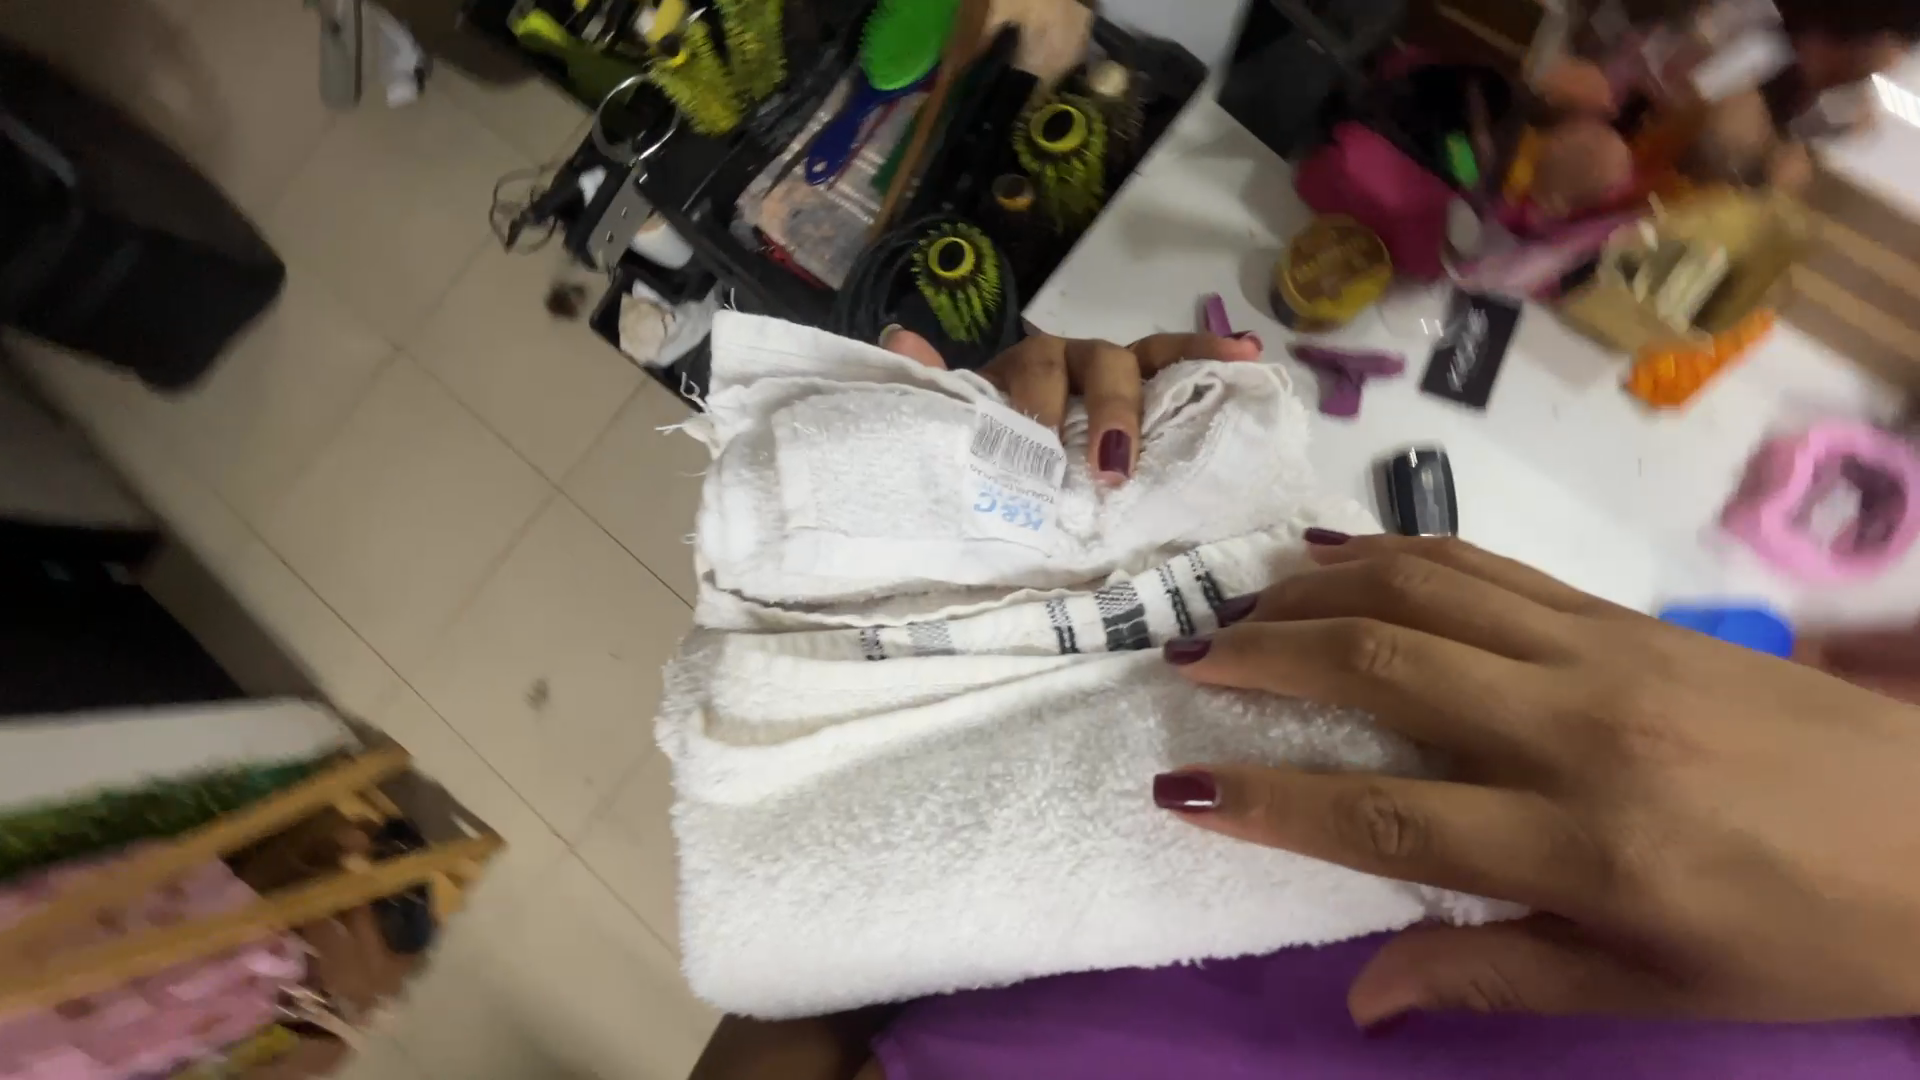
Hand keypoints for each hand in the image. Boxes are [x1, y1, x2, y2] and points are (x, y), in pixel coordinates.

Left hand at [882, 326, 1262, 484]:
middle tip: (1106, 468)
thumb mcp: (957, 416)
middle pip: (1092, 366)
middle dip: (1104, 413)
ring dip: (1176, 374)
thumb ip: (936, 385)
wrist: (1000, 440)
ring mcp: (1107, 370)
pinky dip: (1206, 356)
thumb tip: (898, 338)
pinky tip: (1247, 358)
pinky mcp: (1142, 386)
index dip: (1038, 410)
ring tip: (1218, 383)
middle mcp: (1067, 360)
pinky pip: (1174, 364)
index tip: (1037, 453)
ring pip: (1140, 362)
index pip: (1032, 375)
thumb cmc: (986, 433)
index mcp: (1018, 370)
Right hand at [1154, 533, 1919, 1026]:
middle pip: (1379, 668)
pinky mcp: (1605, 607)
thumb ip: (1488, 978)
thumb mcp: (1654, 992)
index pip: (1386, 817)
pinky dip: (1379, 551)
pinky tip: (1320, 554)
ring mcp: (1590, 648)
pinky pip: (1468, 562)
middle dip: (1262, 658)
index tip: (1182, 790)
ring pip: (1412, 592)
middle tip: (1188, 660)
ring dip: (1305, 595)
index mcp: (1589, 847)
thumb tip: (1357, 1000)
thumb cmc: (1805, 936)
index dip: (1267, 803)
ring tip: (1237, 610)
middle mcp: (1574, 728)